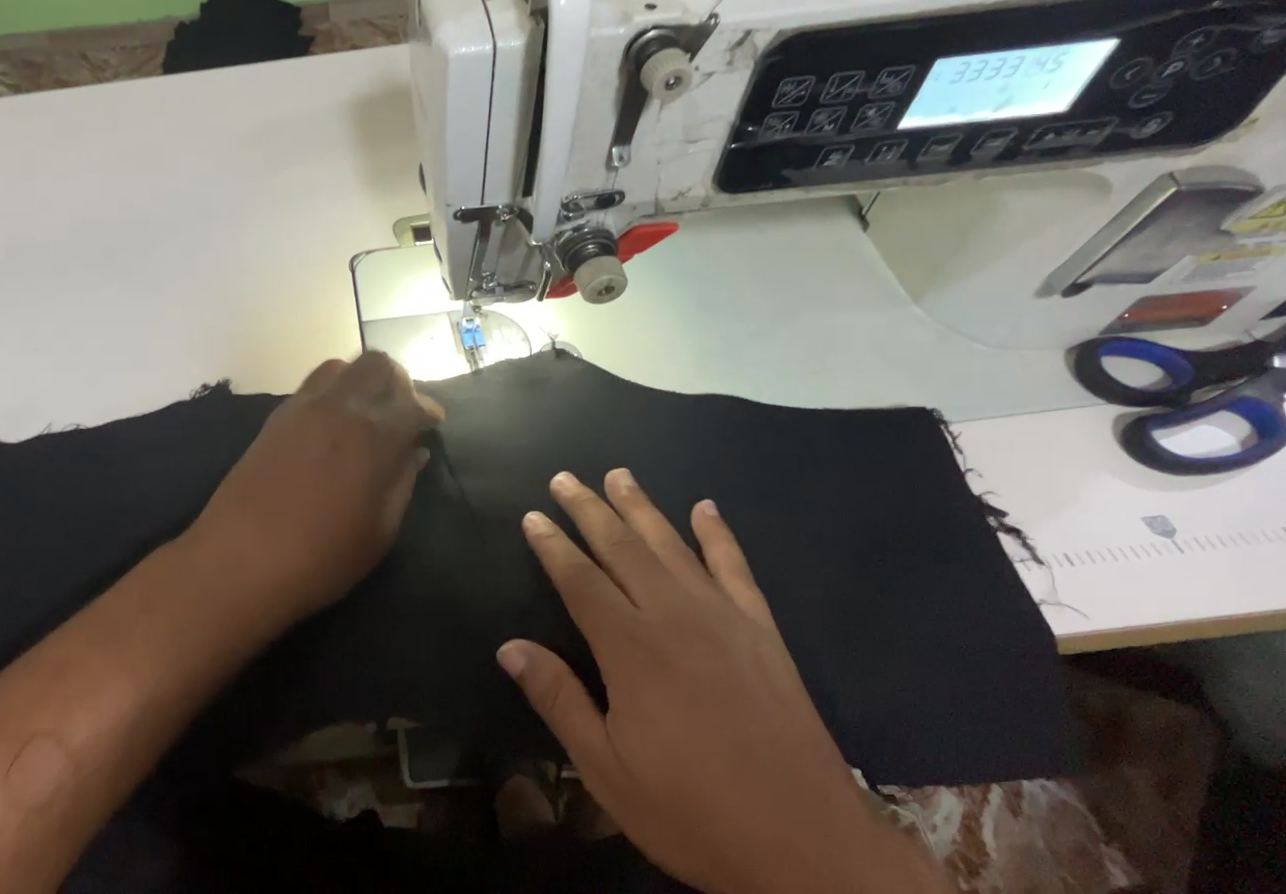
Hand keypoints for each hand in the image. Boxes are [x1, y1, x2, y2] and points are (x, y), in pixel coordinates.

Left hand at [190, 353, 443, 617]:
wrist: (237, 562)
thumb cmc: (319, 559)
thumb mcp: (378, 534)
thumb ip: (402, 486)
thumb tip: (413, 453)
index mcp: (372, 437)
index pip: (413, 404)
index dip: (429, 412)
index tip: (432, 425)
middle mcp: (339, 409)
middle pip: (376, 365)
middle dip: (397, 381)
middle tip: (401, 410)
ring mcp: (301, 409)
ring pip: (339, 367)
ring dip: (359, 380)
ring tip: (365, 412)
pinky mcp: (274, 419)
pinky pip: (311, 386)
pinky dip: (331, 392)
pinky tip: (332, 425)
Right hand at [498, 471, 952, 893]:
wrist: (806, 842)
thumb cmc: (693, 811)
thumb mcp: (606, 769)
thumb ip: (558, 699)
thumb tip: (509, 646)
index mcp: (630, 649)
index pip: (580, 581)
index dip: (552, 546)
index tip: (532, 516)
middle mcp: (674, 617)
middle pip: (623, 548)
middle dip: (590, 510)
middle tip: (565, 478)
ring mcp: (724, 619)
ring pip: (673, 547)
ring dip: (642, 508)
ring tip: (619, 475)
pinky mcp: (763, 632)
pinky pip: (736, 569)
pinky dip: (719, 534)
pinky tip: (705, 508)